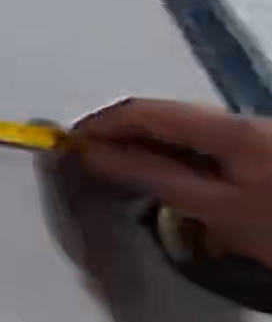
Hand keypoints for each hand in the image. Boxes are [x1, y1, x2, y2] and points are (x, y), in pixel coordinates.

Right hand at [71, 97, 271, 265]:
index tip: (69, 148)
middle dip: (127, 140)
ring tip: (139, 180)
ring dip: (159, 153)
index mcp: (235, 128)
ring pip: (197, 137)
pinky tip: (187, 187)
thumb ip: (146, 175)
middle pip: (171, 120)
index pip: (142, 111)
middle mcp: (256, 124)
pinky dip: (191, 163)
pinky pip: (224, 151)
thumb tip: (86, 153)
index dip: (98, 125)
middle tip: (97, 167)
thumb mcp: (216, 209)